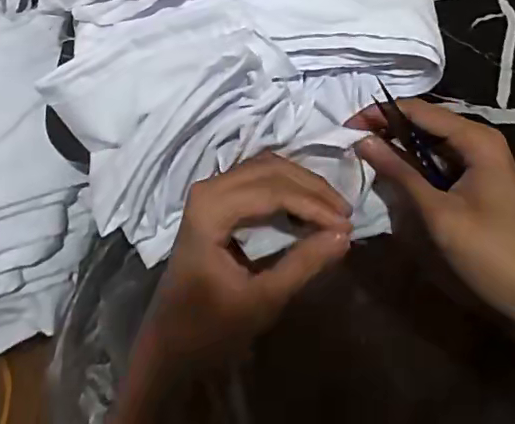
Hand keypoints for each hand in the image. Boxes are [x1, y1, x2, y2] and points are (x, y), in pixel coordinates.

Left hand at [134, 153, 352, 369]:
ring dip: (302, 184)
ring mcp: (210, 189)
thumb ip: (302, 265)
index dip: (313, 204)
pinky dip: (287, 187)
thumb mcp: (261, 302)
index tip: (347, 224)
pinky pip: (258, 177)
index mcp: (210, 208)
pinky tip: (308, 206)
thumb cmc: (209, 329)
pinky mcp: (216, 197)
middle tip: (345, 213)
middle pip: (271, 169)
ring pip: (267, 167)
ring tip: (332, 210)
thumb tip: (344, 235)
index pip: (272, 191)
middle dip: (312, 189)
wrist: (168, 347)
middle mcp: (208, 187)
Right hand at [352, 102, 514, 423]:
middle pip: (427, 121)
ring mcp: (483, 159)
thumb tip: (363, 141)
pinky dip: (417, 162)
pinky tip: (394, 170)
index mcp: (477, 138)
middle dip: (389, 127)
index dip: (382, 113)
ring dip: (401, 145)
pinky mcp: (480, 180)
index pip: (420, 110)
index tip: (347, 124)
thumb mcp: (439, 213)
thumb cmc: (491, 254)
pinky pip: (442, 160)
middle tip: (350, 138)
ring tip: (364, 150)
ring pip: (432, 141)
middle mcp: (481, 139)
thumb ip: (400, 172)